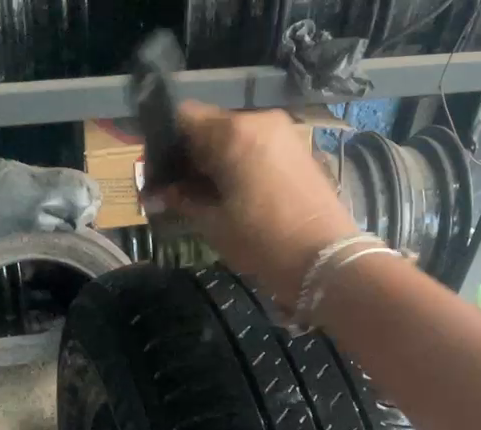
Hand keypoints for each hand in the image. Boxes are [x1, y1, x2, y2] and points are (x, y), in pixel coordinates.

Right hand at [148, 101, 361, 309]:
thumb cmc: (263, 242)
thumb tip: (156, 193)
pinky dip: (239, 165)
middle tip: (174, 191)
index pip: (184, 117)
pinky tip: (232, 195)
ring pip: (234, 138)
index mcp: (233, 133)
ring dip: (214, 162)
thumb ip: (183, 200)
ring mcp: (283, 133)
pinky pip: (257, 148)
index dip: (164, 143)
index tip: (155, 173)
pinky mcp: (298, 151)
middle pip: (210, 127)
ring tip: (203, 197)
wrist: (325, 260)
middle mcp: (259, 121)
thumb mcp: (214, 224)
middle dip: (190, 156)